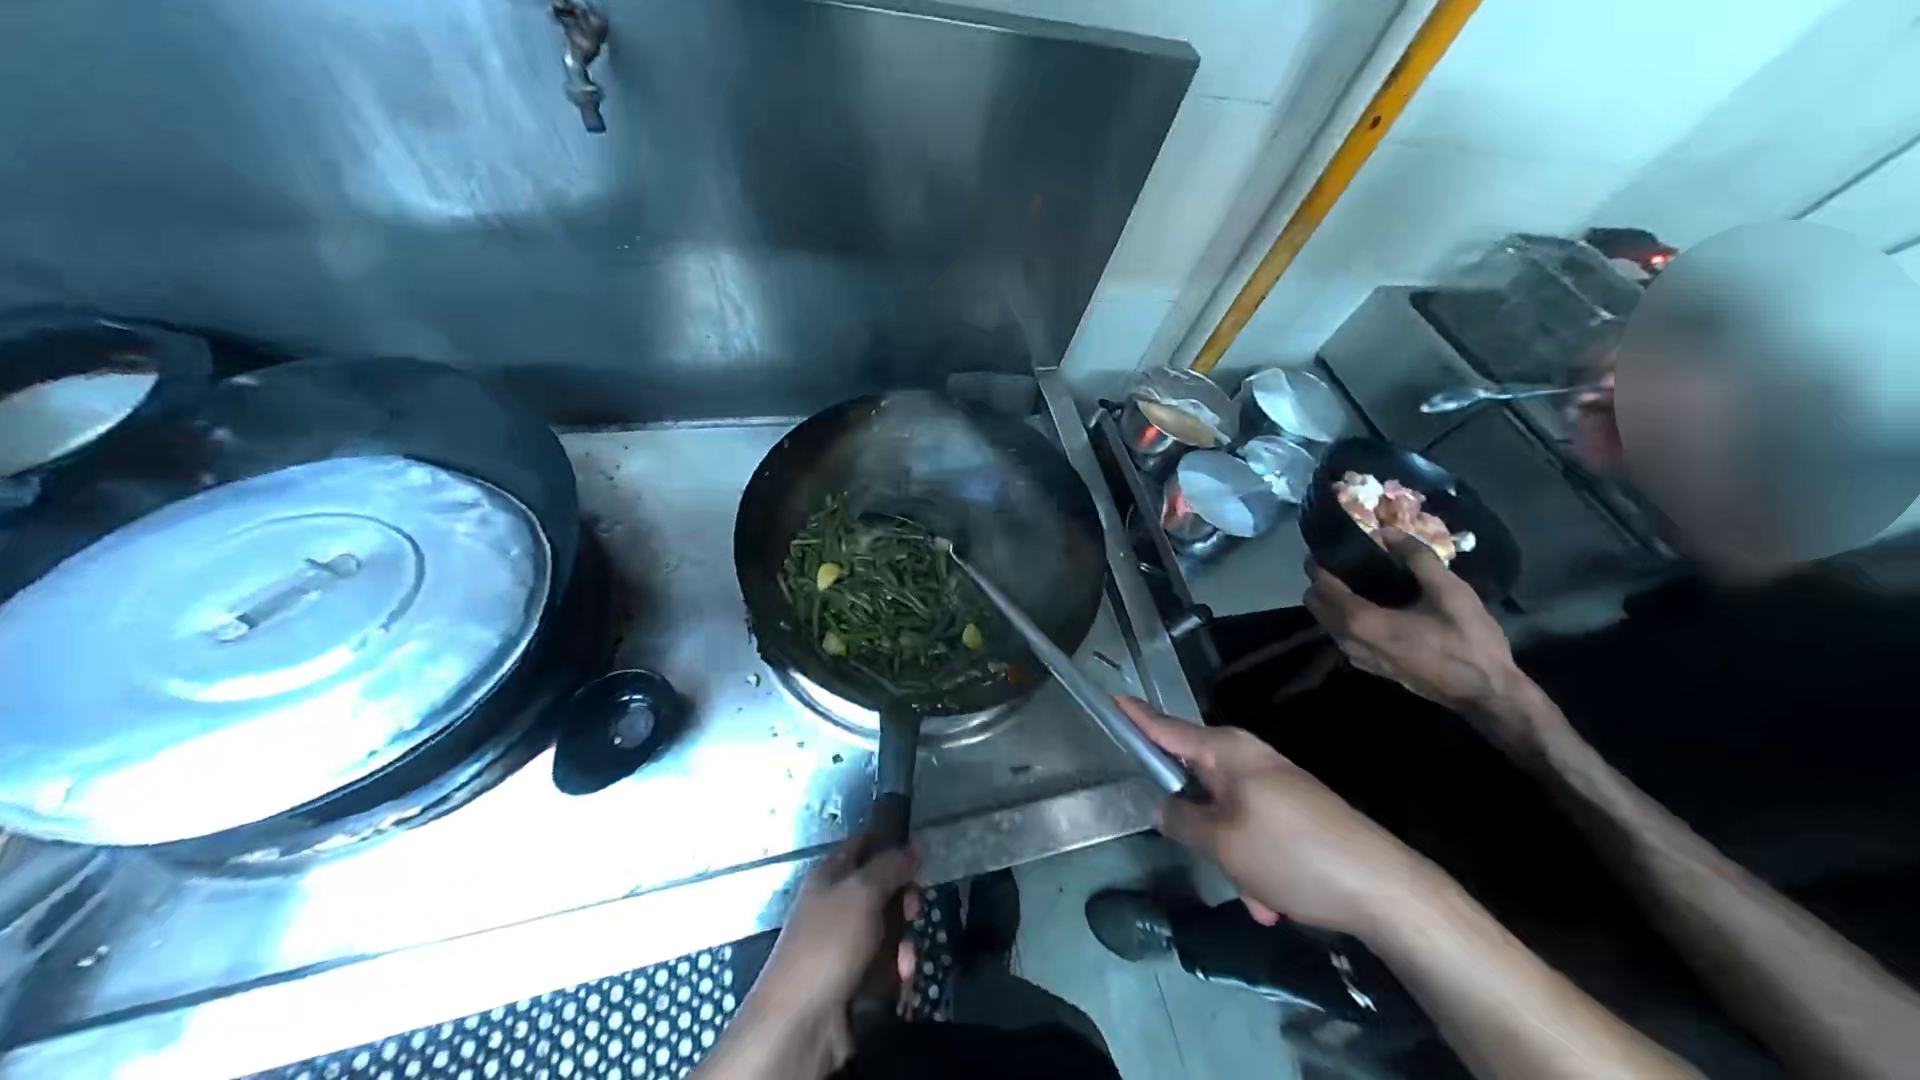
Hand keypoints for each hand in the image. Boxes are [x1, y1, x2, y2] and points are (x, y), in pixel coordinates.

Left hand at [706, 837, 918, 1079]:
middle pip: (882, 889)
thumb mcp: (863, 893)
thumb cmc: (828, 944)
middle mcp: (836, 904)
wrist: (798, 1022)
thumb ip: (891, 866)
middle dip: (904, 901)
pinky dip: (896, 969)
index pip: (864, 845)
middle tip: (913, 911)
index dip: (891, 846)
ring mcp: (844, 943)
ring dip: (904, 941)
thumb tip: (914, 845)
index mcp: (830, 875)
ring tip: (905, 959)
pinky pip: (884, 962)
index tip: (918, 858)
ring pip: (888, 928)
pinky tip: (900, 978)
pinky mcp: (853, 977)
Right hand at [1121, 698, 1435, 937]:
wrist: (1386, 889)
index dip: (1136, 717)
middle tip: (1195, 852)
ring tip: (1254, 895)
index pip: (1167, 727)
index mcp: (1227, 752)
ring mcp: (1274, 783)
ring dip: (1228, 855)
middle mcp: (1249, 758)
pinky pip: (1253, 830)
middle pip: (1195, 779)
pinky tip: (1272, 900)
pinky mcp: (1293, 810)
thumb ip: (1180, 819)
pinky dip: (1253, 862)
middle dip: (1193, 822)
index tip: (1110, 699)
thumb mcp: (1222, 843)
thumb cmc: (1292, 854)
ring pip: (1224, 814)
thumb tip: (1163, 805)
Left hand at [1303, 527, 1520, 715]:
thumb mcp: (1449, 592)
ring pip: (1325, 621)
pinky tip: (1368, 604)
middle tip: (1340, 561)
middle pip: (1315, 604)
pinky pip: (1341, 635)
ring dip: (1329, 600)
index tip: (1325, 547)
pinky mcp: (1368, 666)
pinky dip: (1342, 617)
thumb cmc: (1469, 641)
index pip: (1321, 586)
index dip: (1319, 564)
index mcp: (1361, 620)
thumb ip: (1416, 557)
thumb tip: (1387, 531)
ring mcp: (1356, 656)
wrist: (1486, 694)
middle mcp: (1348, 640)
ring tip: (1353, 579)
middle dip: (1319, 581)